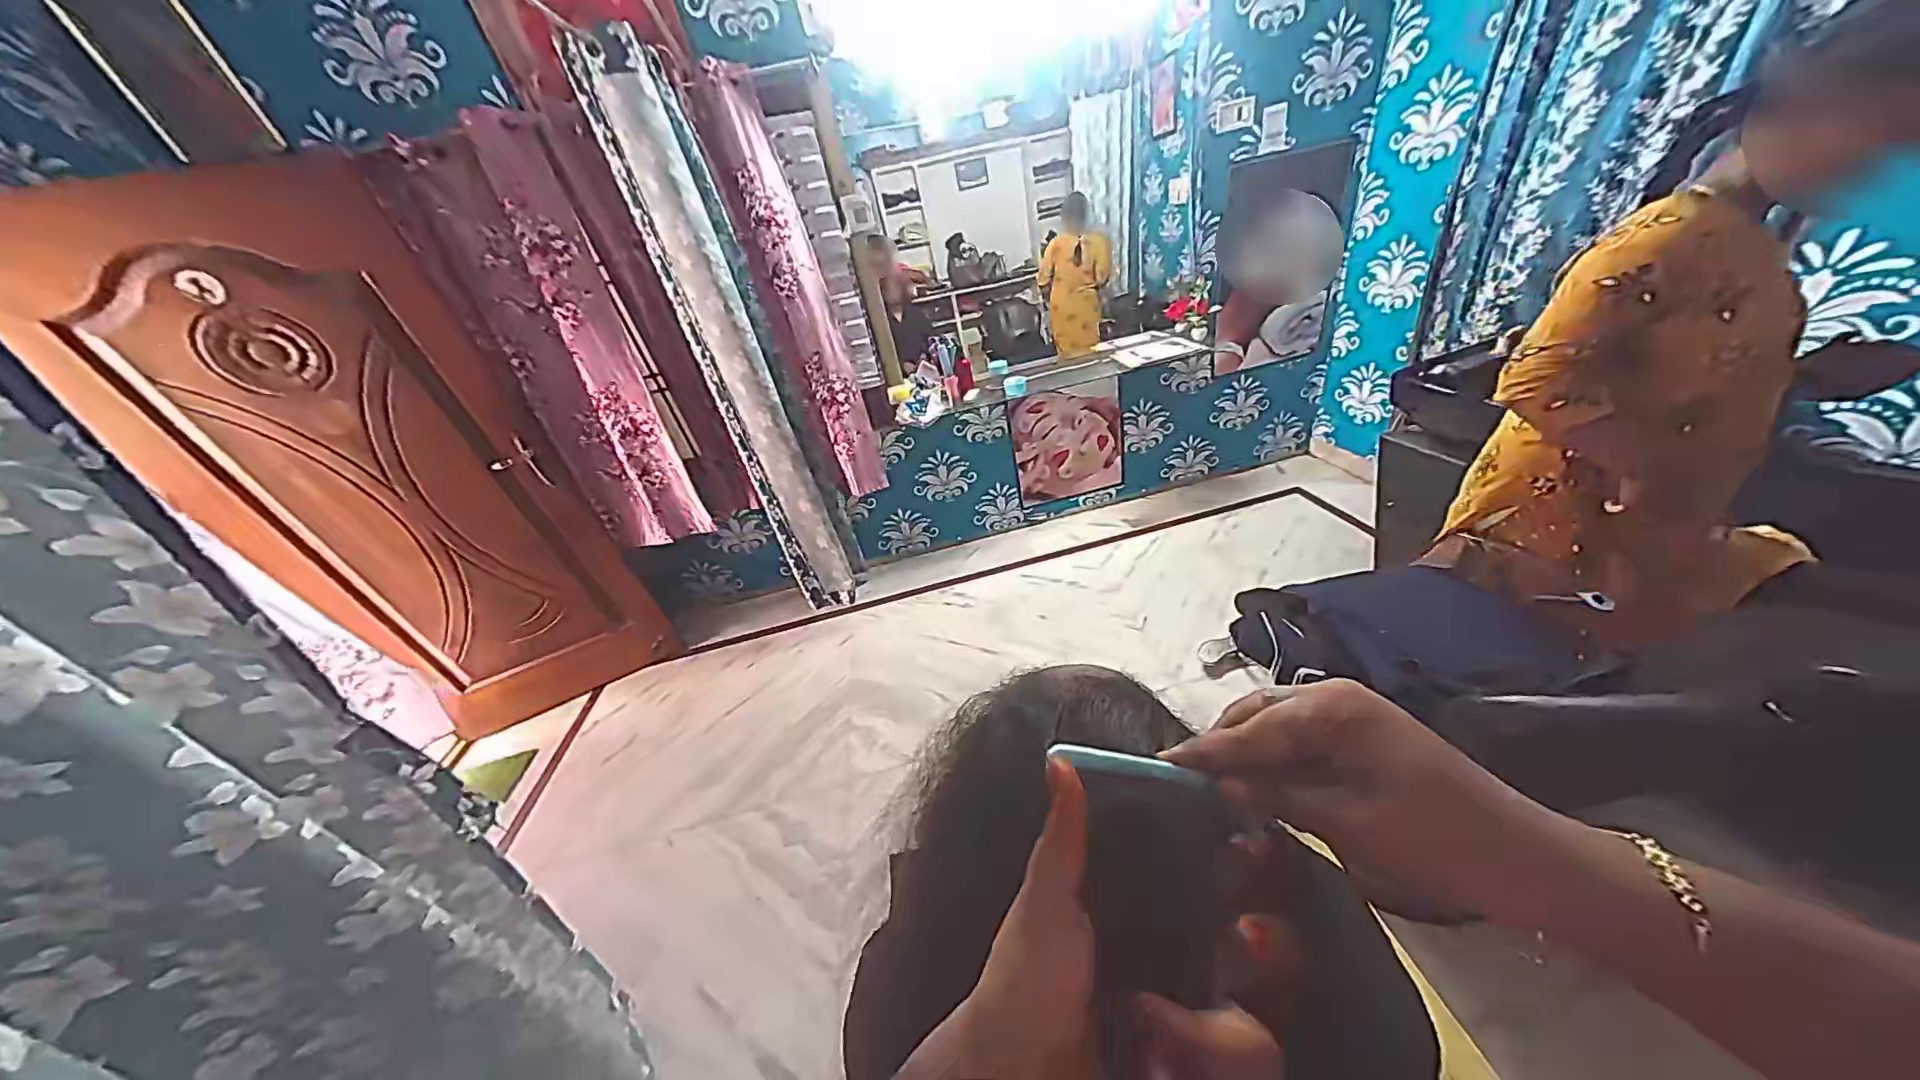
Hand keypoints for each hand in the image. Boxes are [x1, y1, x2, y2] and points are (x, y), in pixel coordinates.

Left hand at [898, 763, 1290, 1079]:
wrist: (1019, 1063)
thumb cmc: (1026, 976)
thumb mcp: (1046, 901)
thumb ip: (1064, 837)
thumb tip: (1059, 762)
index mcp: (1153, 910)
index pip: (1219, 882)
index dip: (1246, 864)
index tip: (1252, 845)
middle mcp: (1185, 962)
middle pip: (1266, 954)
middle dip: (1273, 947)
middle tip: (1252, 938)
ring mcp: (1196, 1023)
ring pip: (1259, 1029)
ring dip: (1213, 1036)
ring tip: (1150, 1026)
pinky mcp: (1197, 1068)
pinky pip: (1242, 1068)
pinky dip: (1201, 1064)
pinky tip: (1150, 1061)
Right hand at [1164, 680, 1584, 926]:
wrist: (1525, 857)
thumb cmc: (1436, 839)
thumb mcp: (1346, 821)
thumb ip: (1276, 796)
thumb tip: (1219, 786)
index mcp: (1332, 708)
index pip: (1251, 729)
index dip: (1206, 751)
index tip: (1163, 764)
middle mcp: (1334, 697)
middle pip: (1256, 714)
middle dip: (1222, 745)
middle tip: (1186, 777)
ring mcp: (1348, 712)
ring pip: (1273, 724)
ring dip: (1245, 750)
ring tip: (1213, 782)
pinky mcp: (1357, 733)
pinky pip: (1297, 738)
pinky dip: (1272, 757)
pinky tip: (1256, 782)